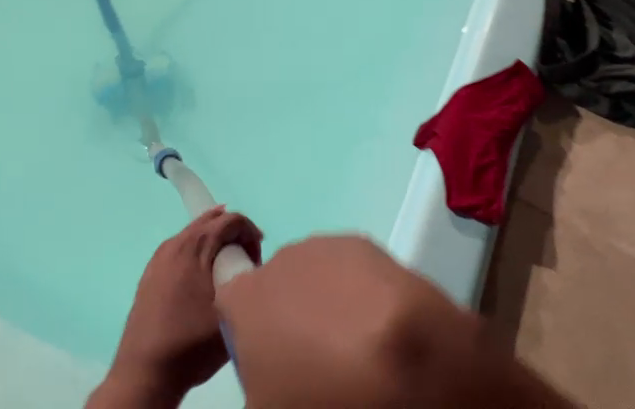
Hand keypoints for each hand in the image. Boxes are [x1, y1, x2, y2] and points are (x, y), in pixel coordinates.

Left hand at [90, 207, 262, 408]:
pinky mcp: (150, 275)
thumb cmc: (192, 341)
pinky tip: (203, 280)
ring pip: (193, 235)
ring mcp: (159, 258)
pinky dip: (197, 255)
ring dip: (214, 244)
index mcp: (196, 245)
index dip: (251, 232)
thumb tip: (250, 270)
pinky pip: (180, 251)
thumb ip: (244, 282)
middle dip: (233, 234)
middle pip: (210, 221)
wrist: (146, 370)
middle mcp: (175, 243)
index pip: (231, 220)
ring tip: (227, 271)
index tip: (258, 259)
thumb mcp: (230, 310)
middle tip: (246, 260)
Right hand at [216, 235, 575, 408]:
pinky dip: (360, 291)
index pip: (228, 294)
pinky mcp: (364, 242)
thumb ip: (257, 381)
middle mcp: (277, 262)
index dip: (247, 323)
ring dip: (326, 301)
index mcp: (242, 299)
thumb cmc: (324, 392)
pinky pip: (350, 269)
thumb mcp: (268, 404)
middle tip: (315, 359)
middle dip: (289, 315)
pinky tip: (380, 324)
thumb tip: (269, 373)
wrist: (405, 361)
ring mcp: (322, 247)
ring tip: (355, 345)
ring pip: (314, 275)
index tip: (267, 350)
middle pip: (275, 288)